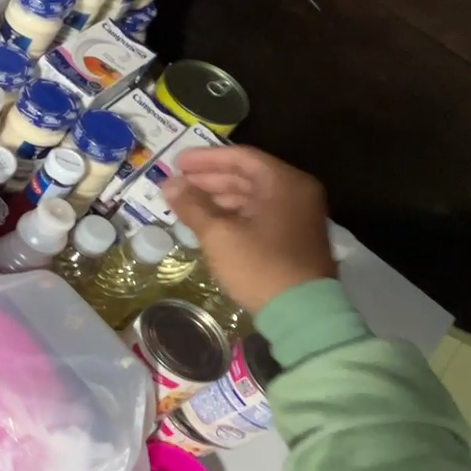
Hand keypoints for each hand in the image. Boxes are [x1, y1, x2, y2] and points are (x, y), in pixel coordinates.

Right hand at [163, 145, 335, 314]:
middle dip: (208, 178)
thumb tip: (169, 185)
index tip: (176, 163)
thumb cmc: (260, 266)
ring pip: (251, 195)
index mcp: (284, 183)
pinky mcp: (292, 236)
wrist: (302, 313)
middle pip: (246, 175)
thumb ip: (192, 205)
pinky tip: (207, 221)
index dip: (205, 158)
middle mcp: (295, 193)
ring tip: (185, 203)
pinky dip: (231, 212)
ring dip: (217, 196)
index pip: (241, 157)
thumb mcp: (219, 234)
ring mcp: (296, 215)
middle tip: (176, 183)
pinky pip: (257, 213)